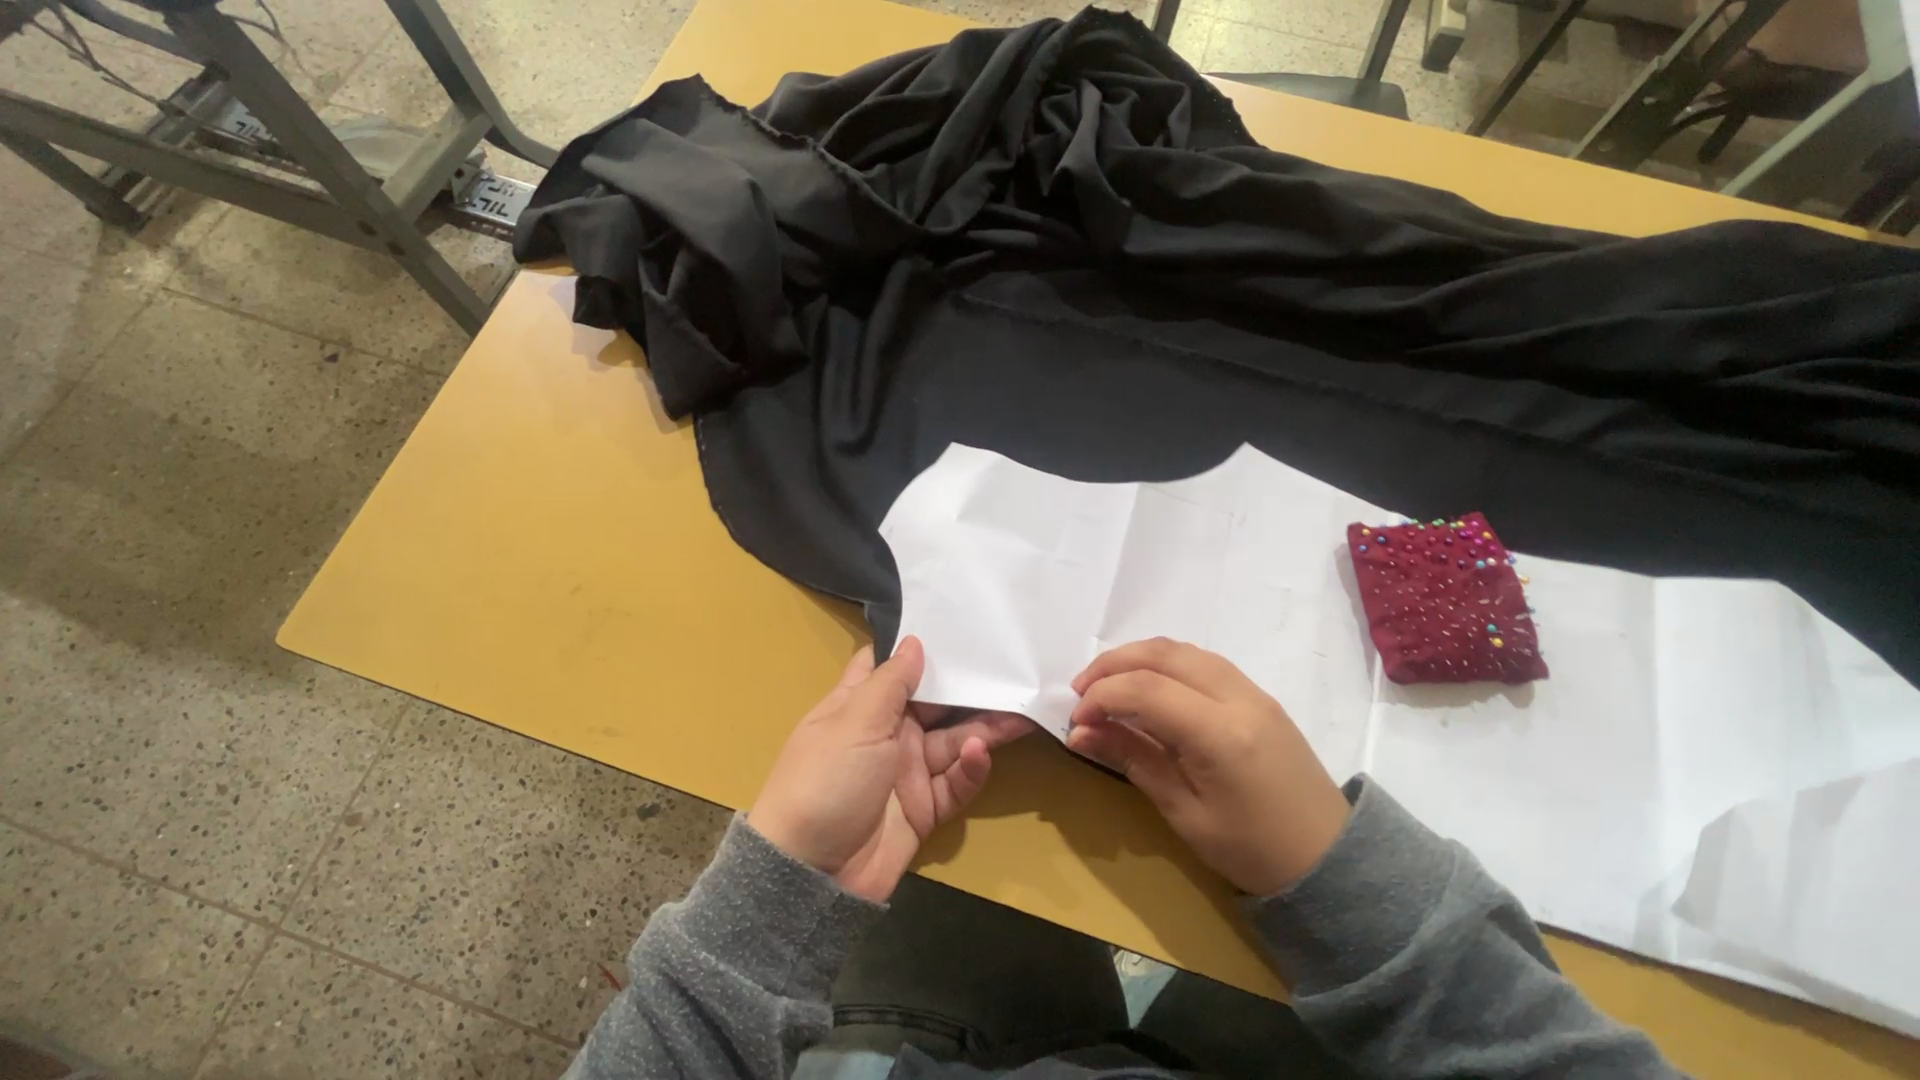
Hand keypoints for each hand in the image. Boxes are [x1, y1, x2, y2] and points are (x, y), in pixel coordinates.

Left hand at [748, 636, 1034, 902]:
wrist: (812, 874)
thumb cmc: (825, 782)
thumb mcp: (855, 724)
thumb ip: (890, 683)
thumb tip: (914, 640)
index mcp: (860, 707)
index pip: (888, 668)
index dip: (916, 647)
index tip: (956, 624)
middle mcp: (886, 734)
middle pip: (934, 704)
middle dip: (968, 688)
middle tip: (1011, 668)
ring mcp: (906, 772)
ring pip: (954, 741)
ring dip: (984, 727)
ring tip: (1018, 711)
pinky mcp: (925, 808)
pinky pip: (956, 782)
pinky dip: (972, 768)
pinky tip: (982, 753)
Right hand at [1067, 638, 1350, 896]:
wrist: (1328, 859)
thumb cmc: (1251, 849)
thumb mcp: (1184, 812)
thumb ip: (1133, 760)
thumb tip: (1080, 733)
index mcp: (1221, 733)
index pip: (1146, 689)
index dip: (1102, 697)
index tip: (1076, 721)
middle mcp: (1239, 697)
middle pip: (1164, 654)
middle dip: (1114, 664)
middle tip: (1081, 691)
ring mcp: (1253, 691)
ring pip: (1185, 650)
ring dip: (1139, 658)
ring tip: (1107, 685)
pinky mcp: (1259, 696)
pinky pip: (1204, 661)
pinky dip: (1167, 664)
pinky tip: (1148, 687)